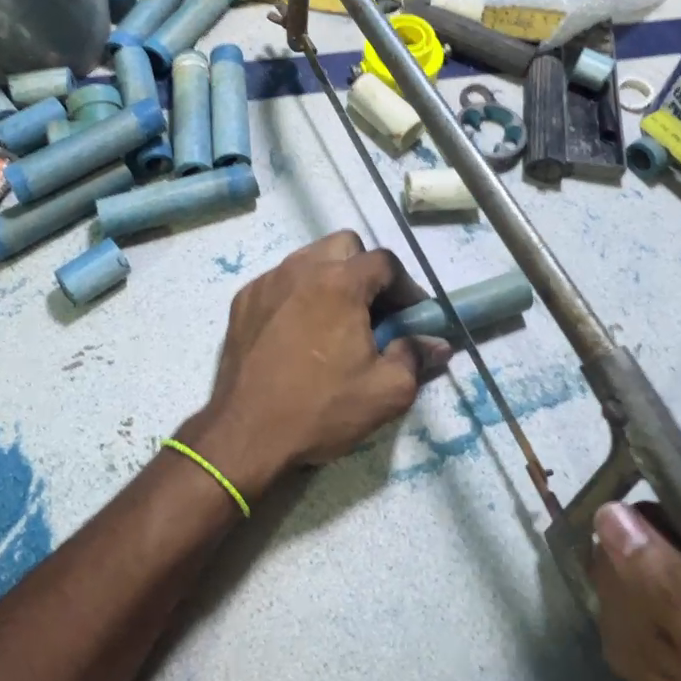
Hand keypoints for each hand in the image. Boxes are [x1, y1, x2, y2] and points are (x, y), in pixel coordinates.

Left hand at [177, 231, 453, 499]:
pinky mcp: (243, 301)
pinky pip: (280, 282)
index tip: (411, 319)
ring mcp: (267, 282)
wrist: (246, 434)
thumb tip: (437, 343)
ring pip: (309, 259)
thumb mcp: (386, 391)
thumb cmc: (320, 409)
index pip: (385, 262)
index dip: (406, 288)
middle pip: (344, 246)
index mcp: (339, 283)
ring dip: (330, 279)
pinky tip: (299, 332)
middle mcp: (301, 268)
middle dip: (365, 270)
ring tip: (337, 322)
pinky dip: (297, 295)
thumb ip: (416, 357)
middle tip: (373, 312)